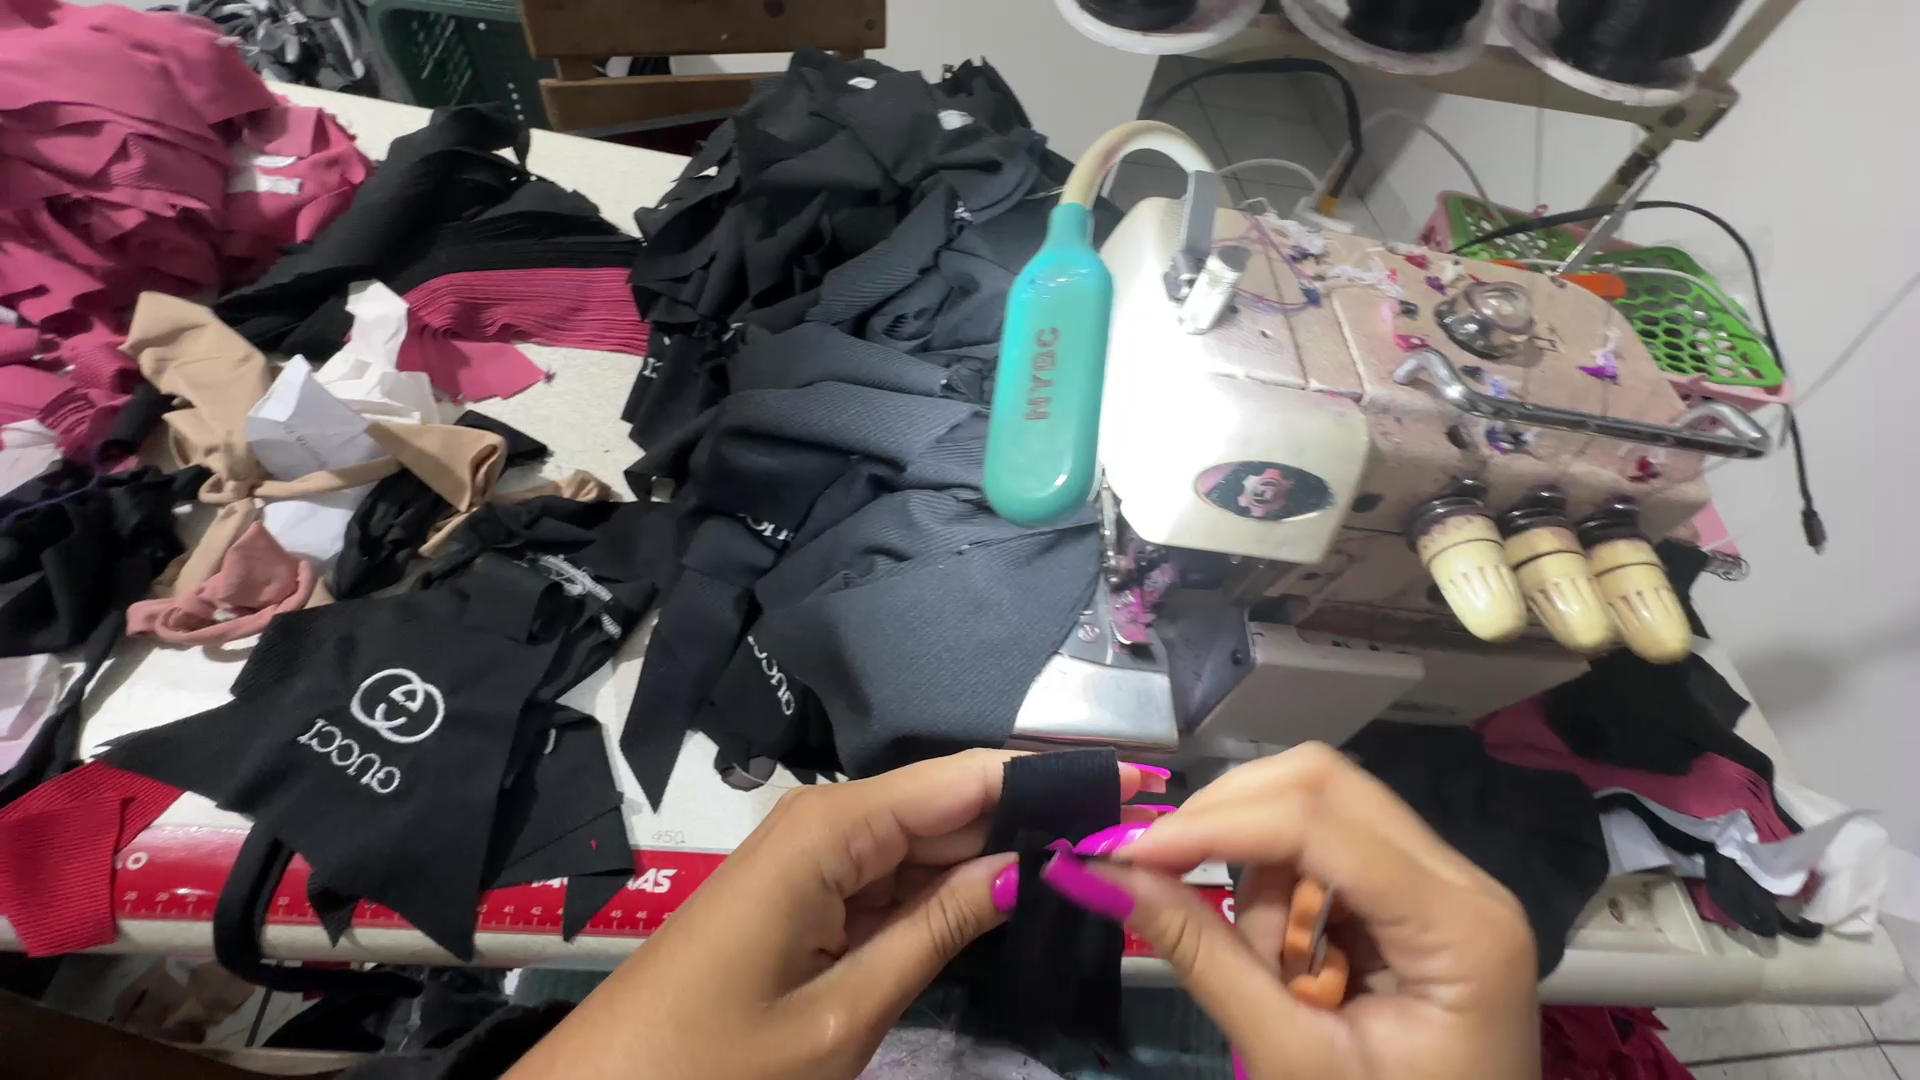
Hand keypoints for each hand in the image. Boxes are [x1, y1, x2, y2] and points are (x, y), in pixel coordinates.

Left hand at [506, 748, 1146, 1079]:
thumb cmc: (713, 1065)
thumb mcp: (843, 1012)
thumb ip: (939, 929)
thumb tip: (1025, 866)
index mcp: (836, 823)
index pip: (963, 778)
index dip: (1045, 776)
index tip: (1127, 780)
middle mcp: (831, 816)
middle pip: (950, 801)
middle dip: (1030, 815)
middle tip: (1120, 829)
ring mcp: (820, 852)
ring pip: (927, 838)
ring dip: (996, 852)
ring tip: (1084, 855)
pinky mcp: (813, 887)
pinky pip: (895, 873)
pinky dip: (948, 886)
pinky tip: (1007, 892)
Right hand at [1085, 743, 1539, 1079]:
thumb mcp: (1289, 1058)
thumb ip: (1199, 953)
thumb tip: (1104, 874)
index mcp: (1457, 928)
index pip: (1316, 825)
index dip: (1213, 826)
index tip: (1132, 853)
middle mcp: (1461, 878)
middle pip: (1320, 781)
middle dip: (1227, 815)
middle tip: (1162, 865)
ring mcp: (1443, 877)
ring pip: (1317, 797)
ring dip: (1253, 852)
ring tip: (1256, 953)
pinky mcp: (1416, 887)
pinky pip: (1324, 834)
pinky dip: (1275, 871)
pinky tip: (1281, 944)